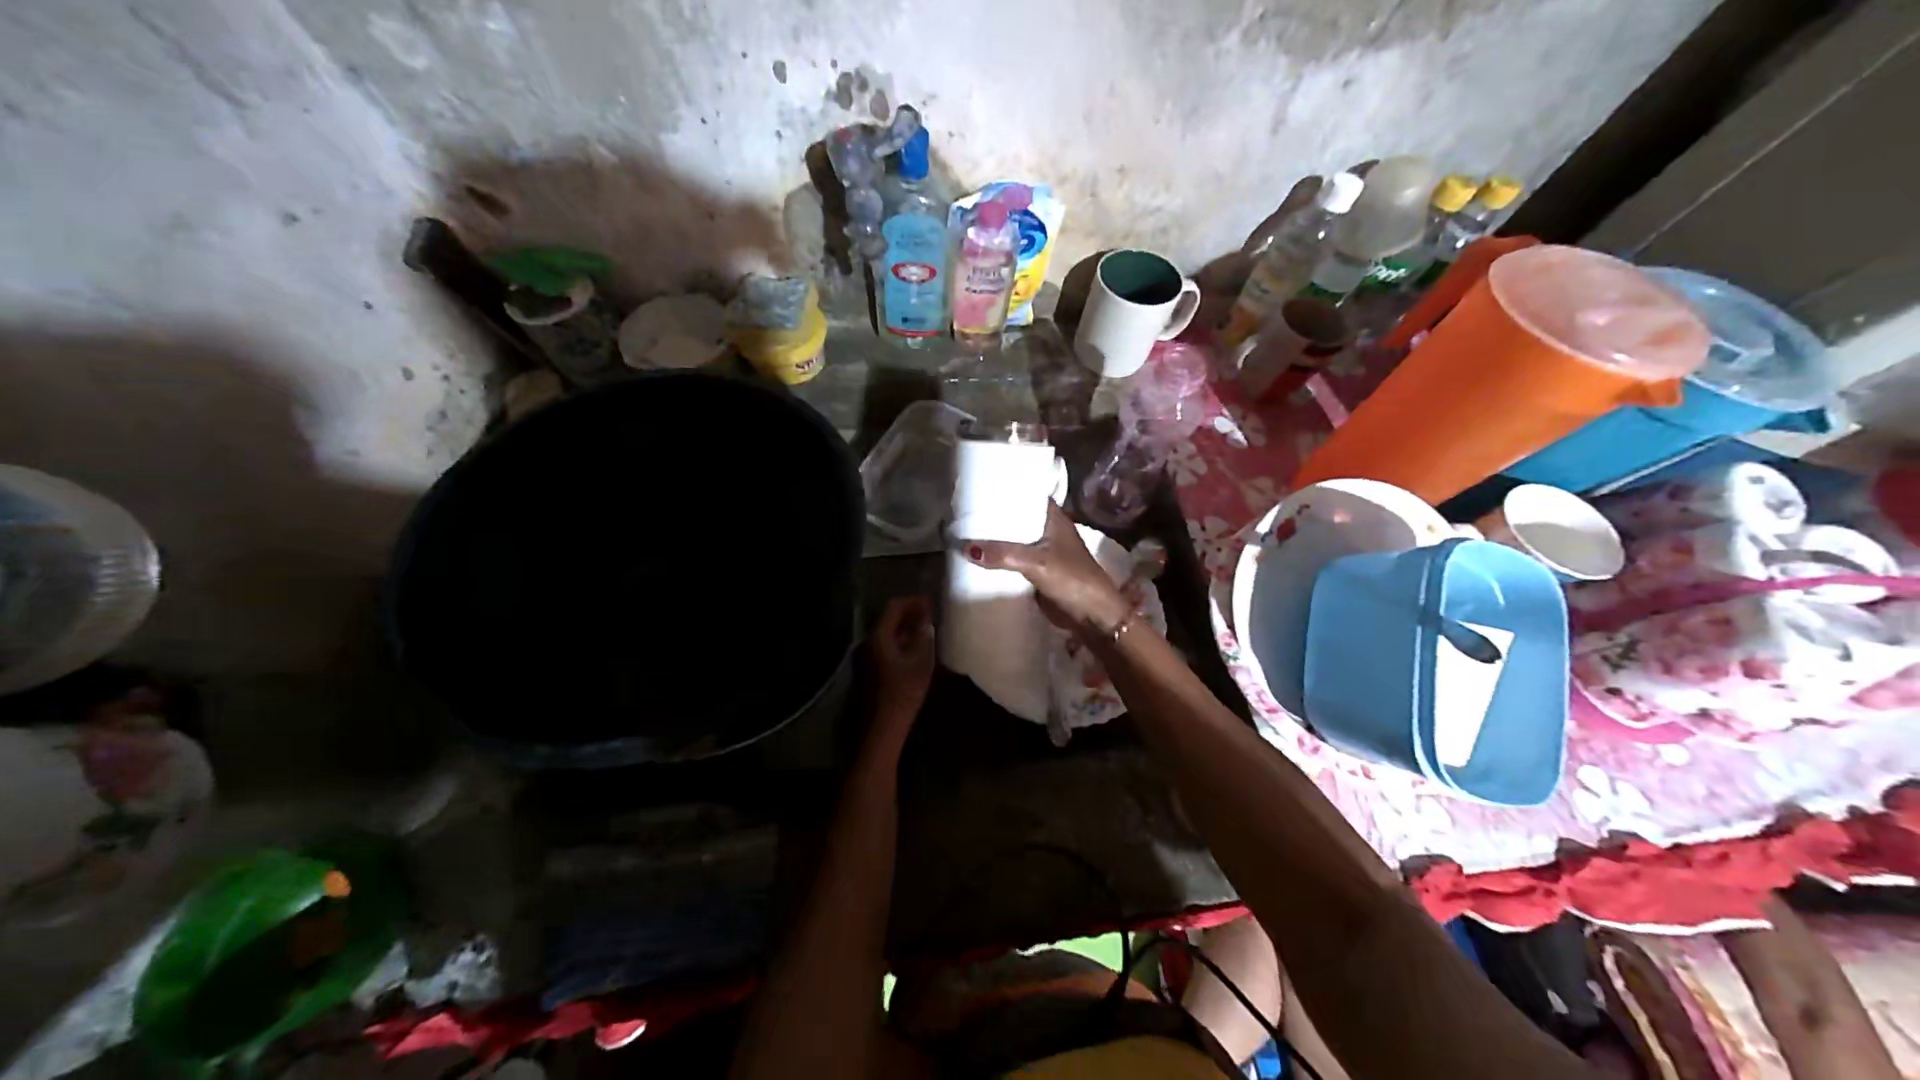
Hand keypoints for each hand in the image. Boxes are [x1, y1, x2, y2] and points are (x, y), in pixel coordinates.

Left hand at [872, 595, 935, 723]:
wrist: (885, 723)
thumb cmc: (905, 691)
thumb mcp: (921, 661)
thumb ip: (923, 636)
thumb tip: (926, 621)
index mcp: (880, 636)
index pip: (894, 607)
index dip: (913, 601)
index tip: (931, 602)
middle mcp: (870, 641)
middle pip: (889, 618)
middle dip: (910, 612)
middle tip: (930, 613)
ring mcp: (868, 654)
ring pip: (888, 631)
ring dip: (906, 626)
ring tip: (926, 627)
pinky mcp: (872, 666)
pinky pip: (887, 643)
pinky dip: (901, 639)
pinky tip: (916, 646)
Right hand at [962, 505, 1131, 639]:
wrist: (1093, 616)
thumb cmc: (1073, 579)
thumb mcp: (1037, 563)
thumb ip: (1003, 555)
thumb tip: (966, 548)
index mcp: (1053, 518)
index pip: (1027, 494)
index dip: (1005, 489)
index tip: (978, 487)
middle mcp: (1047, 530)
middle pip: (1016, 518)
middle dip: (993, 516)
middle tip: (962, 511)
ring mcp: (1042, 552)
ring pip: (1013, 540)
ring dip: (994, 539)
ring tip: (962, 531)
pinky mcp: (1036, 572)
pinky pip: (1012, 561)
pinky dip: (998, 559)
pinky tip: (977, 558)